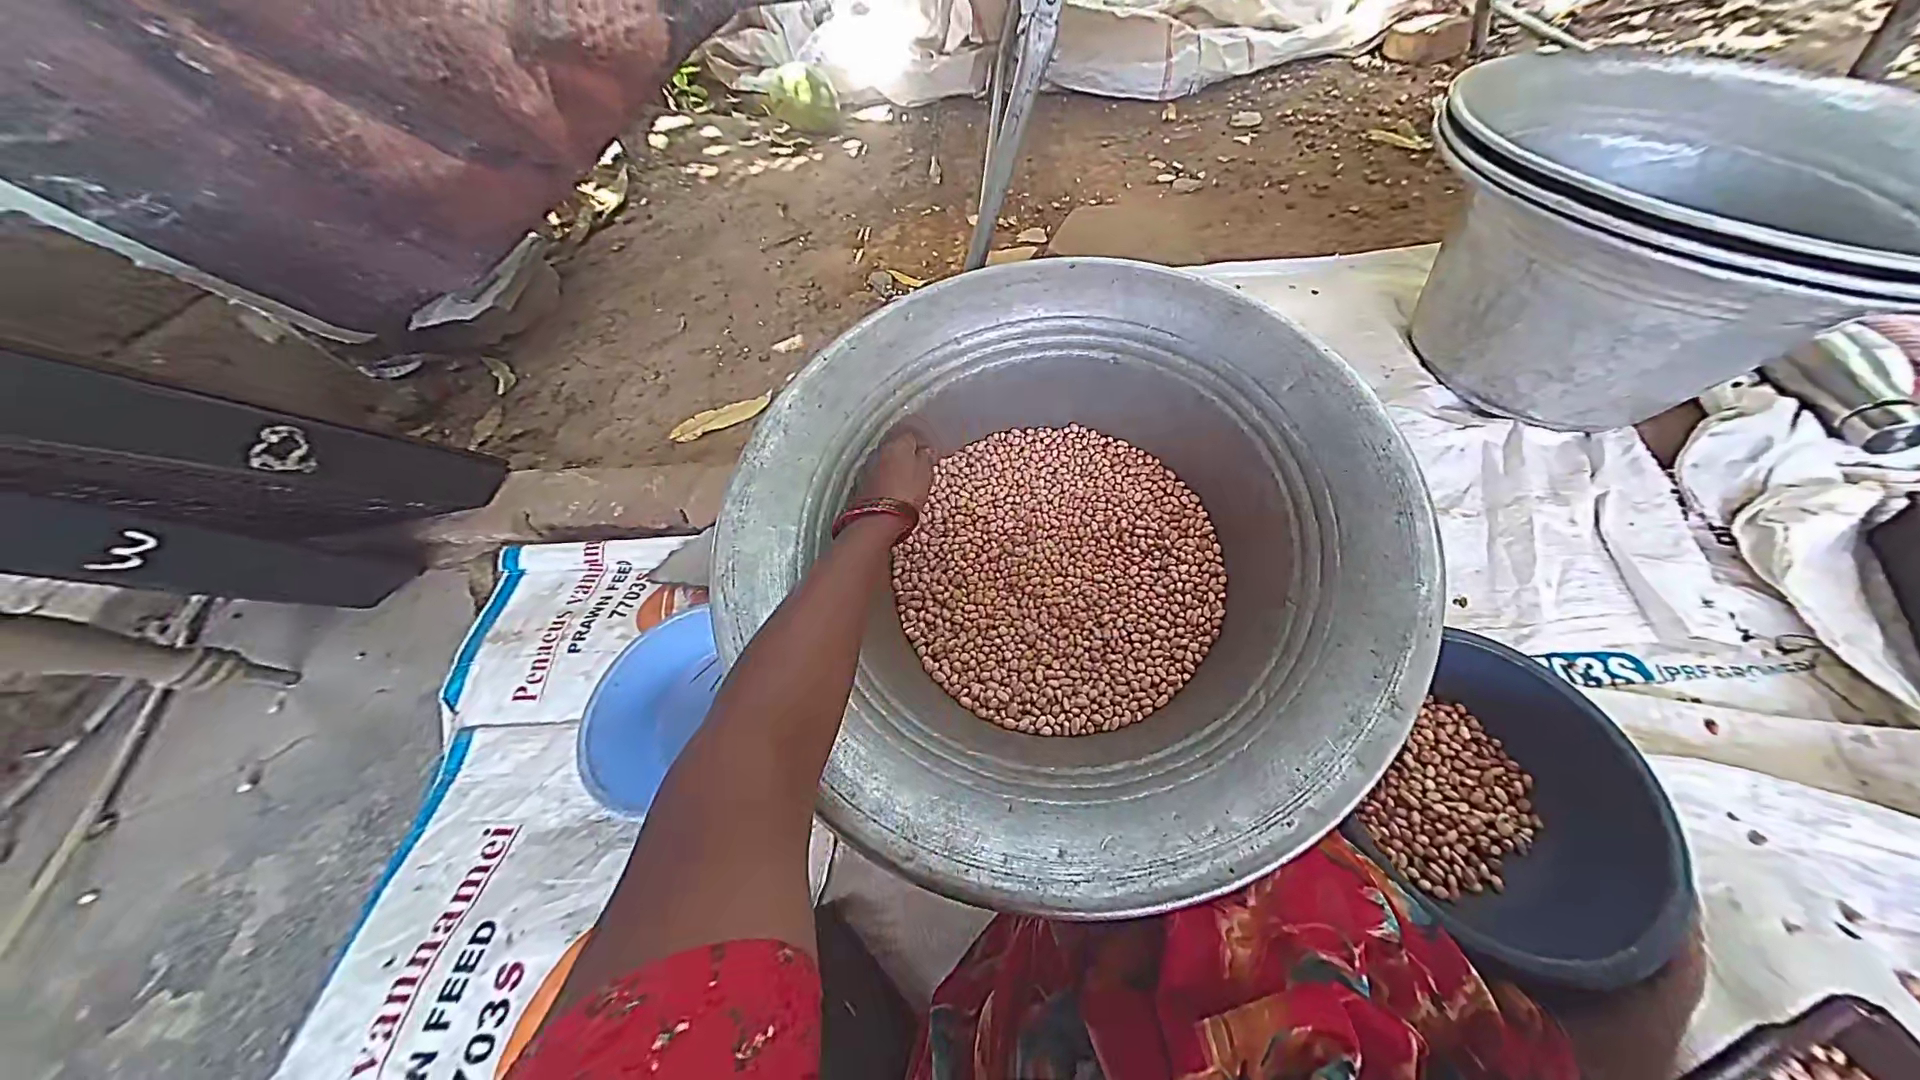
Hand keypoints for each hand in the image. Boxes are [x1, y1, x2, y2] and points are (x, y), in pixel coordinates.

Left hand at [852, 425, 934, 511]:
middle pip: (894, 448)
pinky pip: (874, 476)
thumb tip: (925, 451)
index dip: (919, 446)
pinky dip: (881, 480)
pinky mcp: (859, 483)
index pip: (910, 437)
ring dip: (891, 468)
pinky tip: (889, 491)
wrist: (879, 519)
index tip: (926, 456)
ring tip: (902, 483)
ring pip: (882, 461)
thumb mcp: (925, 475)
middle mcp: (879, 451)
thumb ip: (926, 458)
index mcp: (898, 445)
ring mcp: (866, 466)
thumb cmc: (907, 495)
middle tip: (914, 470)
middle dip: (903, 456)